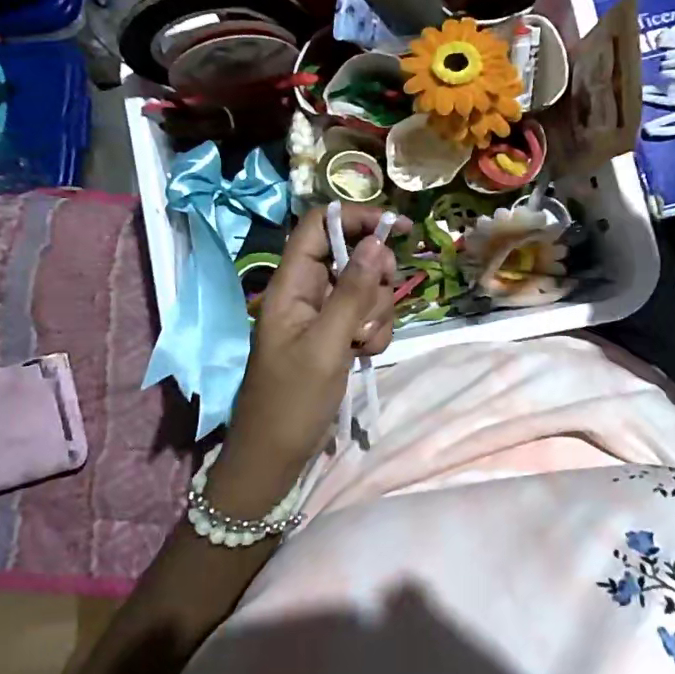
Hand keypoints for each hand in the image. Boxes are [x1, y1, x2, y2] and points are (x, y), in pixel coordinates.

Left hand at [225, 205, 397, 468]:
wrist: (275, 454)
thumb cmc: (292, 400)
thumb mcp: (327, 344)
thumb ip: (353, 292)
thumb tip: (377, 242)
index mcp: (292, 284)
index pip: (320, 225)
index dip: (357, 218)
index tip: (398, 228)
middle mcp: (308, 292)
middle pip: (353, 255)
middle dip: (375, 277)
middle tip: (375, 306)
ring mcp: (324, 315)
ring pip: (366, 289)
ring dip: (377, 311)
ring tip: (362, 343)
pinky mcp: (337, 336)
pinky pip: (367, 316)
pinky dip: (374, 331)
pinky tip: (364, 354)